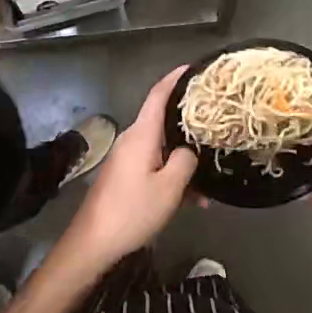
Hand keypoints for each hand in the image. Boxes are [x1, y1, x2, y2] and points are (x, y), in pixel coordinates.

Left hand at [52, 67, 197, 275]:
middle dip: (190, 125)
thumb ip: (185, 161)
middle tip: (217, 124)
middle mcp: (132, 140)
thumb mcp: (169, 187)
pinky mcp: (125, 178)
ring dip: (186, 162)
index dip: (175, 79)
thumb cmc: (132, 211)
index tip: (194, 68)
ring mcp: (127, 159)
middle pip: (164, 122)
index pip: (158, 95)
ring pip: (163, 150)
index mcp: (141, 135)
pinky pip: (155, 168)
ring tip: (211, 182)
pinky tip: (193, 200)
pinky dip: (174, 178)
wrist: (93, 244)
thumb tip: (189, 151)